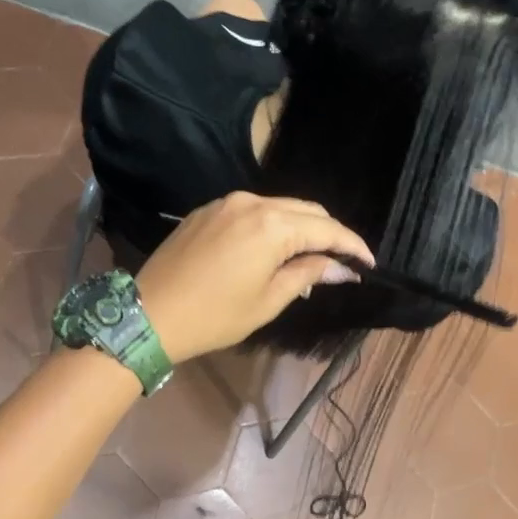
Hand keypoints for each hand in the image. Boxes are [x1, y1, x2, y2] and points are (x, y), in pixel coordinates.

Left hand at [135, 192, 373, 361]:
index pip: (326, 228)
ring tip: (308, 258)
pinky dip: (270, 226)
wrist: (150, 315)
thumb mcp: (268, 301)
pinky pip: (251, 211)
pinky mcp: (206, 211)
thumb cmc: (214, 316)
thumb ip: (307, 274)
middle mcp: (251, 202)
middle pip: (305, 210)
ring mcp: (225, 203)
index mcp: (272, 225)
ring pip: (278, 207)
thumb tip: (338, 267)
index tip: (367, 264)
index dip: (352, 246)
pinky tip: (271, 250)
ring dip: (299, 228)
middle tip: (341, 262)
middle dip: (328, 233)